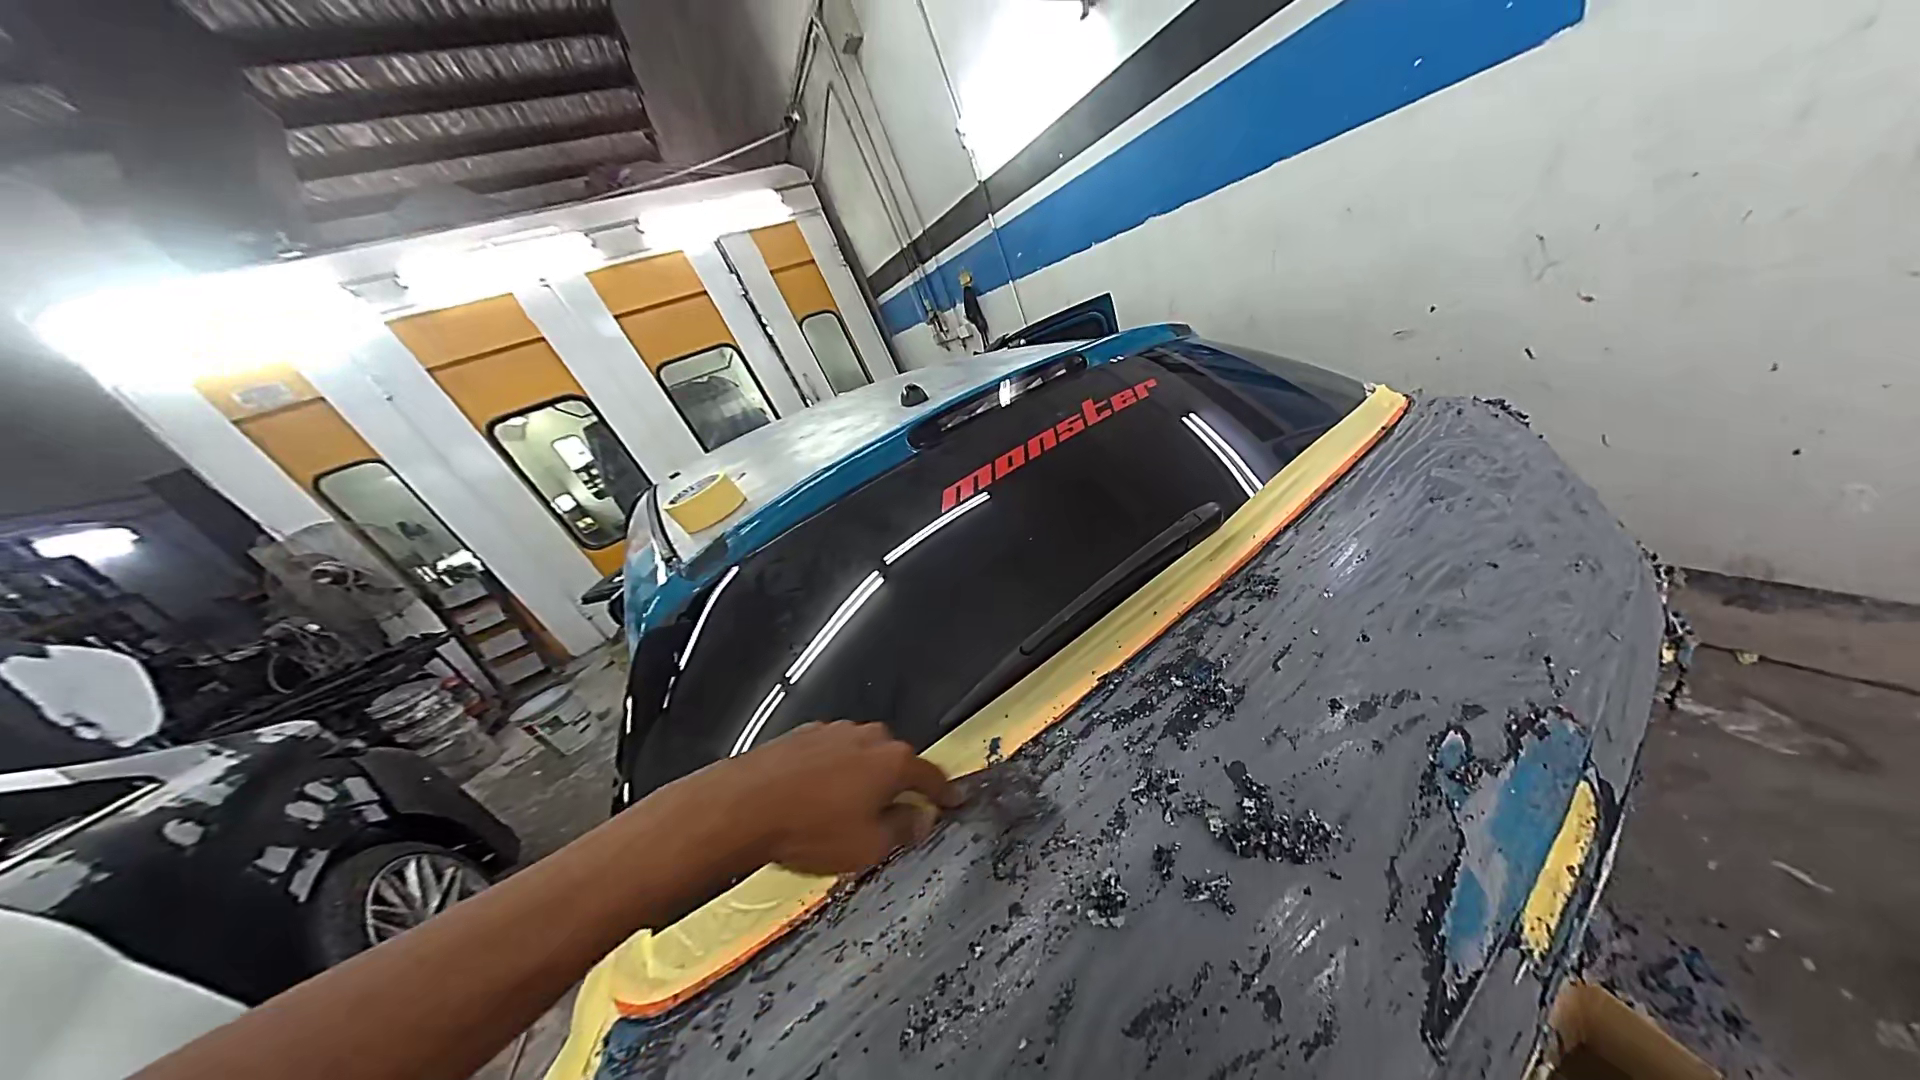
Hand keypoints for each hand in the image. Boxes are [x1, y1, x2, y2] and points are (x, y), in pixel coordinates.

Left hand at [687, 720, 960, 875]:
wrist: (744, 806)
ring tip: (840, 818)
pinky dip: (832, 774)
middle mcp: (868, 739)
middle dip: (896, 790)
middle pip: (896, 764)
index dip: (945, 793)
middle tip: (889, 821)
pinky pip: (833, 754)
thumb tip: (916, 822)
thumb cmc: (802, 825)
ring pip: (863, 758)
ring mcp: (836, 733)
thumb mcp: (868, 847)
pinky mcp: (807, 735)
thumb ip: (904, 830)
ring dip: (860, 781)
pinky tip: (815, 802)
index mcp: (892, 762)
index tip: (951, 799)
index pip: (932, 776)